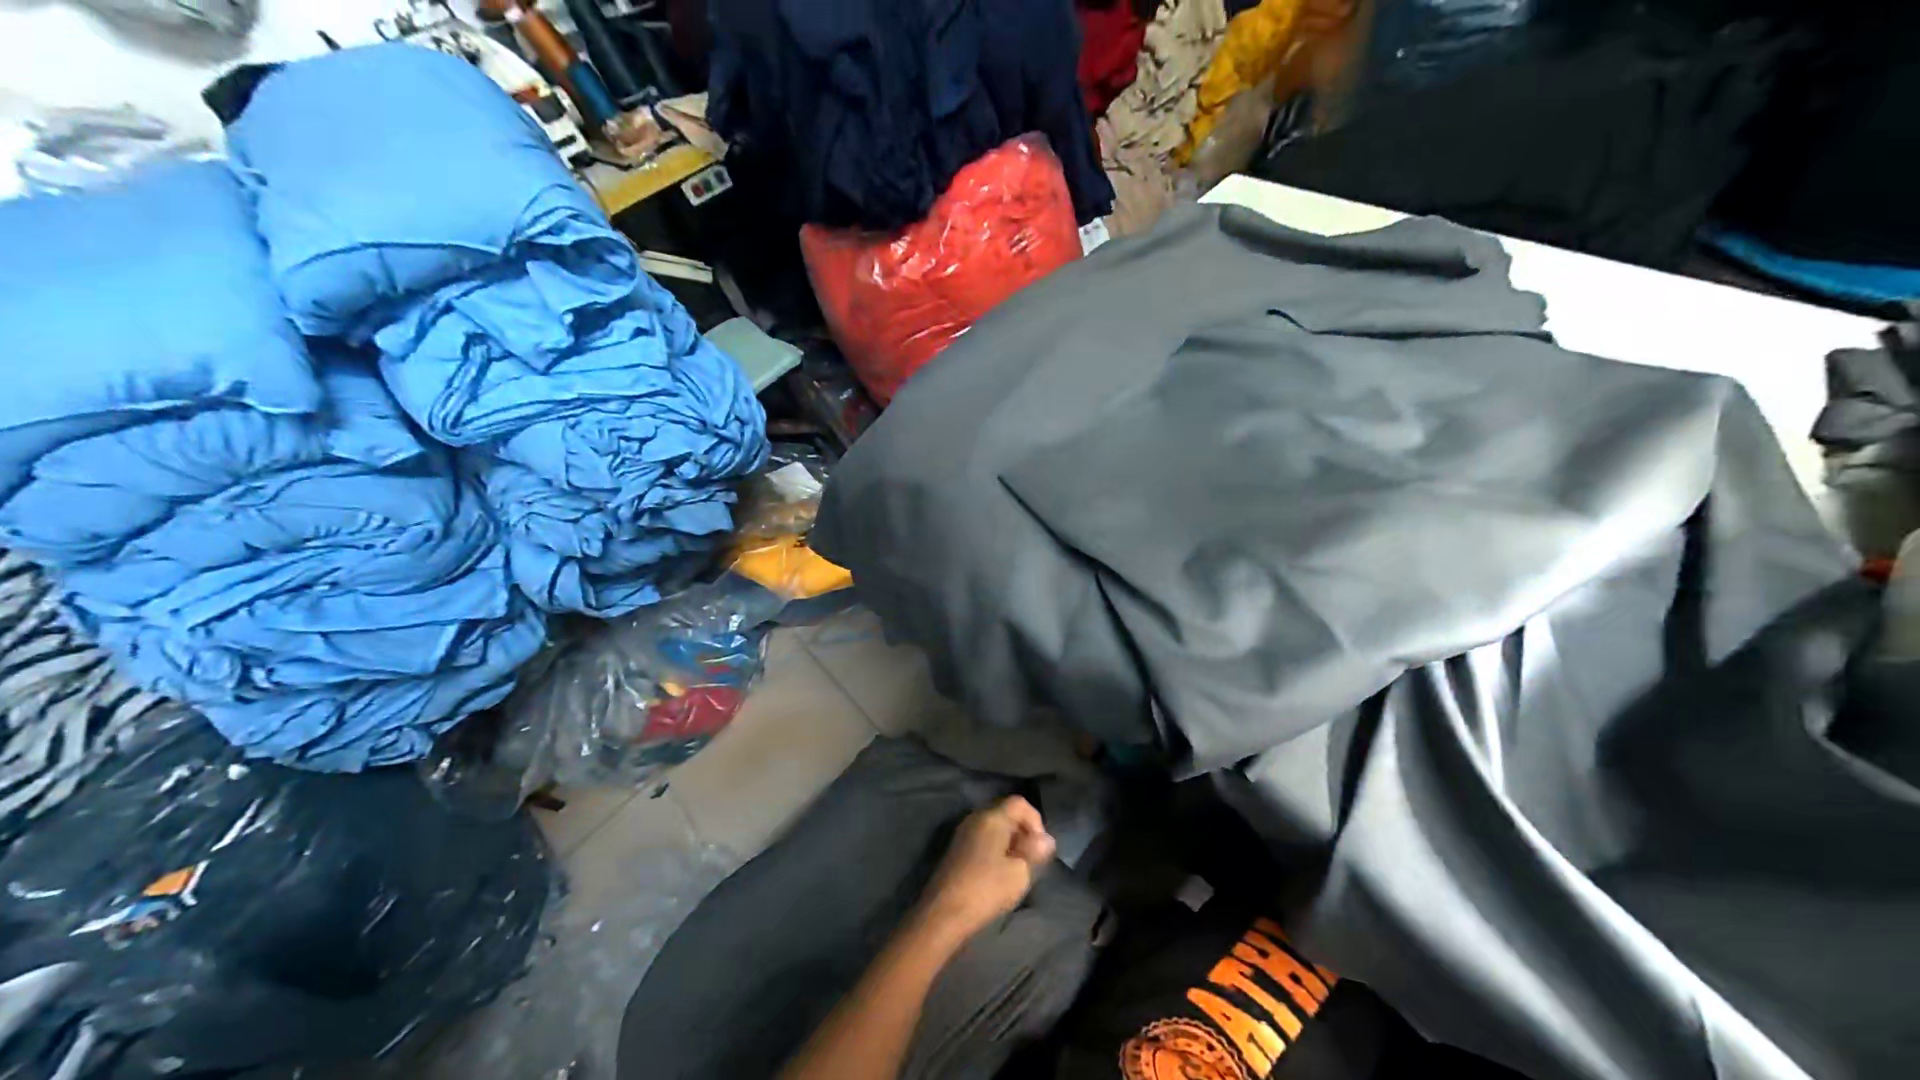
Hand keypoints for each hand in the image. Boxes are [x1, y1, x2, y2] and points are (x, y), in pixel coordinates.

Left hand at [914, 796, 1056, 945]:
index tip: (1040, 848)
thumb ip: (1035, 851)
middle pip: (1006, 813)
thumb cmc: (986, 889)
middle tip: (1031, 860)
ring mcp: (963, 833)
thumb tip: (1045, 839)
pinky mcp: (957, 850)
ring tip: (1018, 869)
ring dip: (1010, 843)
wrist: (944, 913)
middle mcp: (975, 818)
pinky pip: (983, 840)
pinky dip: (996, 850)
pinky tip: (999, 873)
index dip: (1036, 821)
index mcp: (991, 817)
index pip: (1020, 803)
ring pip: (995, 828)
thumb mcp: (1020, 872)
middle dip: (1024, 832)